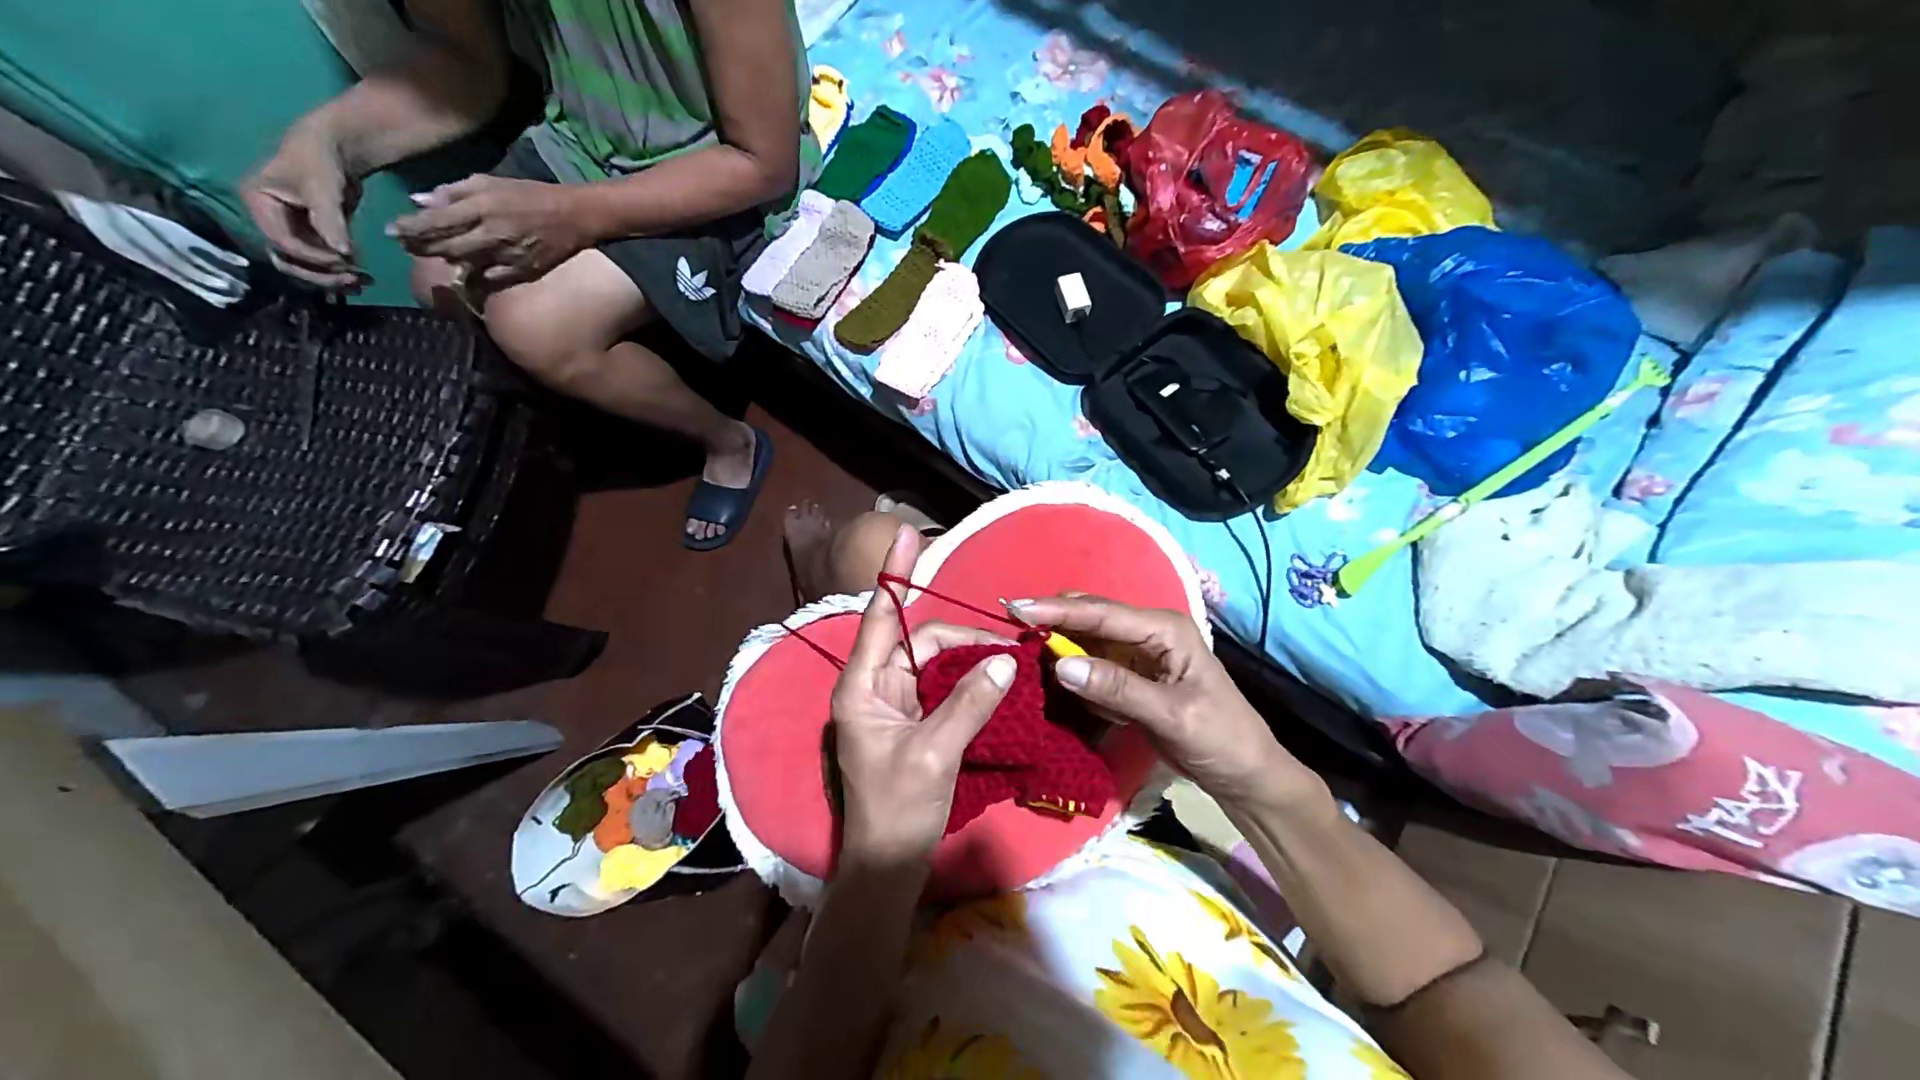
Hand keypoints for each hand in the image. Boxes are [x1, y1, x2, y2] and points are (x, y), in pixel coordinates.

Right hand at [240, 127, 363, 289]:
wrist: (334, 149)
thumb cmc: (319, 161)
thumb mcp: (322, 189)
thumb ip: (330, 221)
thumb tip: (343, 254)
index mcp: (258, 203)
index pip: (281, 242)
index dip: (313, 258)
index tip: (345, 261)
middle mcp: (268, 220)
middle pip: (288, 261)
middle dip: (320, 275)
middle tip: (355, 282)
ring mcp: (290, 229)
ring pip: (305, 265)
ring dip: (332, 278)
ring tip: (363, 283)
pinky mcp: (310, 235)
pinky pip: (321, 260)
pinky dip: (340, 272)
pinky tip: (362, 279)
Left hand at [388, 175, 589, 288]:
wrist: (575, 217)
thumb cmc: (530, 194)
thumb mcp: (489, 182)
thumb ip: (453, 192)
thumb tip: (418, 201)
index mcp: (481, 209)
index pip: (434, 223)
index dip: (409, 229)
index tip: (391, 231)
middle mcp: (491, 236)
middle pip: (445, 248)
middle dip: (421, 248)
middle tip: (406, 246)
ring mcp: (508, 258)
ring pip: (465, 266)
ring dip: (445, 262)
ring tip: (434, 256)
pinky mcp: (523, 273)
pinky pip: (491, 280)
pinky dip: (475, 277)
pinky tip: (468, 272)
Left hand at [830, 525, 1016, 867]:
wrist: (889, 865)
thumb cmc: (898, 809)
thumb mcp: (934, 754)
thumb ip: (969, 702)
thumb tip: (1006, 660)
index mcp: (863, 687)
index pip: (880, 618)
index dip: (895, 574)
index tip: (906, 533)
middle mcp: (876, 686)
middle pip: (920, 640)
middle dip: (962, 638)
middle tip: (1008, 649)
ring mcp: (896, 703)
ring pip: (936, 662)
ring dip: (970, 659)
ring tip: (1009, 663)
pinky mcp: (916, 720)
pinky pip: (944, 685)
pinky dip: (969, 679)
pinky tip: (996, 678)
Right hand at [1008, 595, 1324, 810]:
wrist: (1243, 773)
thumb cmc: (1220, 737)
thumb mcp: (1172, 715)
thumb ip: (1117, 688)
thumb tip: (1061, 665)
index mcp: (1162, 629)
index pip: (1100, 613)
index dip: (1057, 610)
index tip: (1016, 609)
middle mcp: (1146, 633)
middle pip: (1088, 619)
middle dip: (1050, 620)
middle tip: (1008, 627)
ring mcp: (1135, 655)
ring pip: (1084, 642)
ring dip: (1054, 646)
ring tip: (1016, 650)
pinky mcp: (1127, 678)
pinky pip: (1089, 668)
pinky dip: (1067, 672)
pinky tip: (1043, 675)